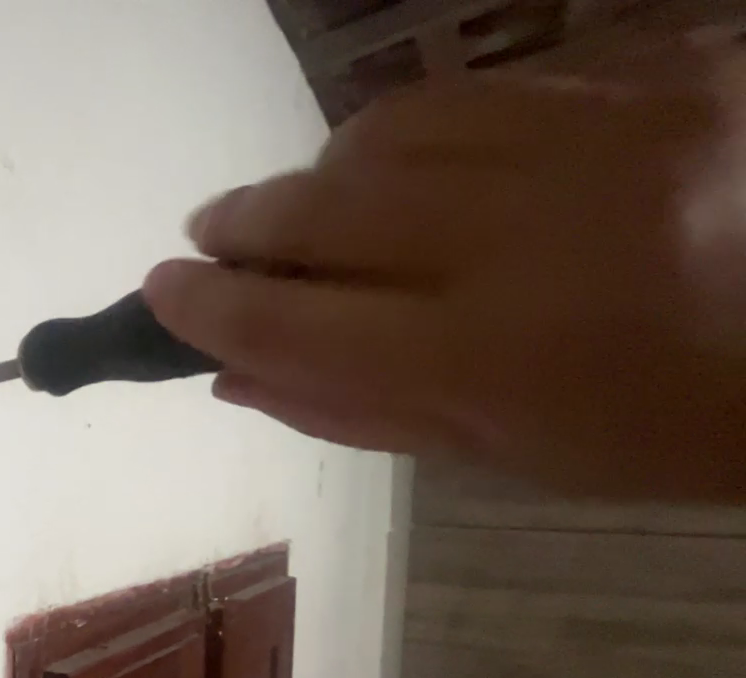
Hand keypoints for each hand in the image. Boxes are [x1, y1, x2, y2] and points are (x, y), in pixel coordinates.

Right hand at [144, 62, 745, 500]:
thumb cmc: (682, 426)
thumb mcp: (505, 450)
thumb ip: (353, 409)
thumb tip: (231, 375)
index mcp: (493, 353)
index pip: (289, 321)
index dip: (202, 307)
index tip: (157, 293)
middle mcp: (539, 232)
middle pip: (323, 210)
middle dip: (241, 224)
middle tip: (209, 235)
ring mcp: (615, 132)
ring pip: (392, 128)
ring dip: (323, 171)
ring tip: (312, 201)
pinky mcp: (672, 66)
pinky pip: (492, 88)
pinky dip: (420, 131)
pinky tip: (416, 163)